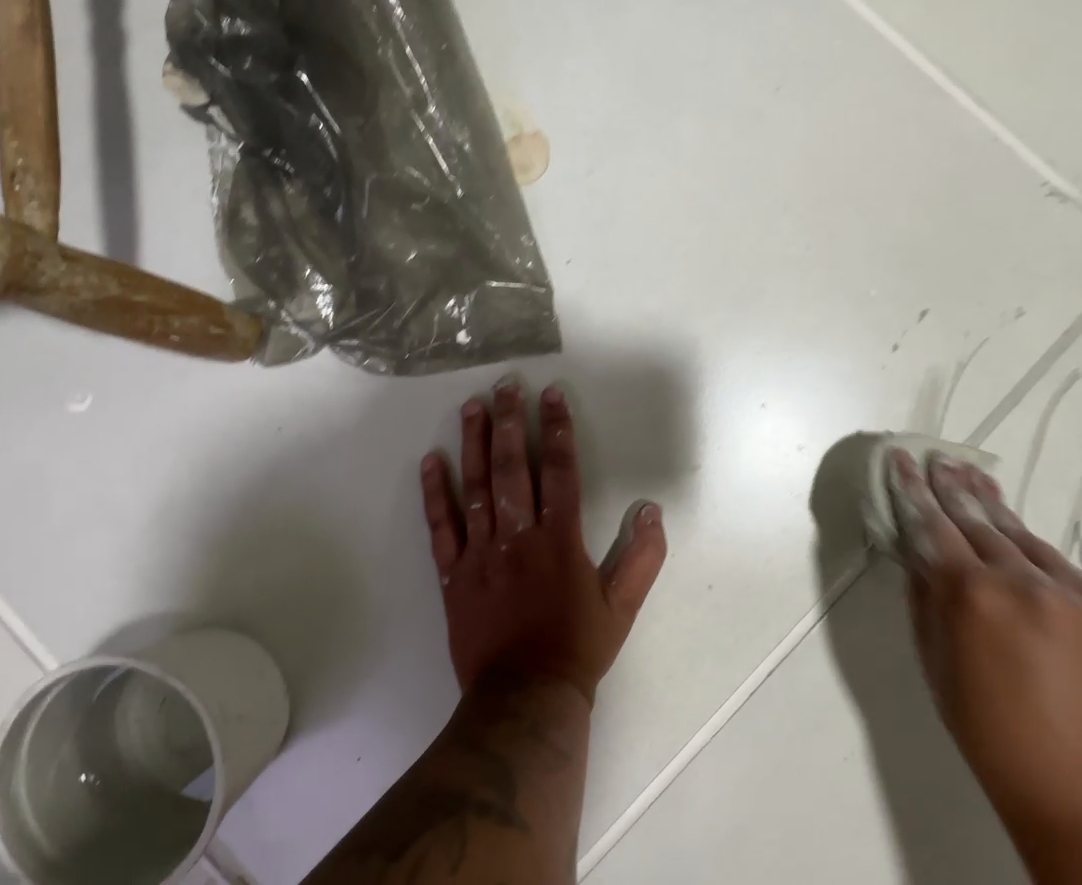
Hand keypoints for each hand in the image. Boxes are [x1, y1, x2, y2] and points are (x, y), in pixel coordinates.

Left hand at [420, 380, 666, 704]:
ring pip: (475, 487)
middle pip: (511, 467)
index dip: (556, 430)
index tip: (551, 396)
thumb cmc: (577, 649)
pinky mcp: (453, 575)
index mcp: (560, 540)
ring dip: (472, 443)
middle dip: (509, 422)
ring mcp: (481, 554)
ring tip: (471, 406)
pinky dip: (434, 493)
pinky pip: (441, 527)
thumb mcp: (622, 607)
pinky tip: (430, 461)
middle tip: (505, 385)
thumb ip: (641, 558)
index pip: (559, 471)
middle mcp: (519, 536)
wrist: (524, 697)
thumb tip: (651, 511)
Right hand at [890, 449, 1081, 831]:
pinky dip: (1028, 544)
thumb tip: (918, 556)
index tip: (901, 459)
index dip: (913, 491)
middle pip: (978, 520)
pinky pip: (1055, 563)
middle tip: (938, 457)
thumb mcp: (937, 668)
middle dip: (952, 487)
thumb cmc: (991, 735)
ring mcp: (1069, 589)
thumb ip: (925, 602)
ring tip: (971, 474)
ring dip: (992, 504)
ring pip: (1019, 534)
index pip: (933, 527)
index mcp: (971, 597)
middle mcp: (1021, 580)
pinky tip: (1014, 532)